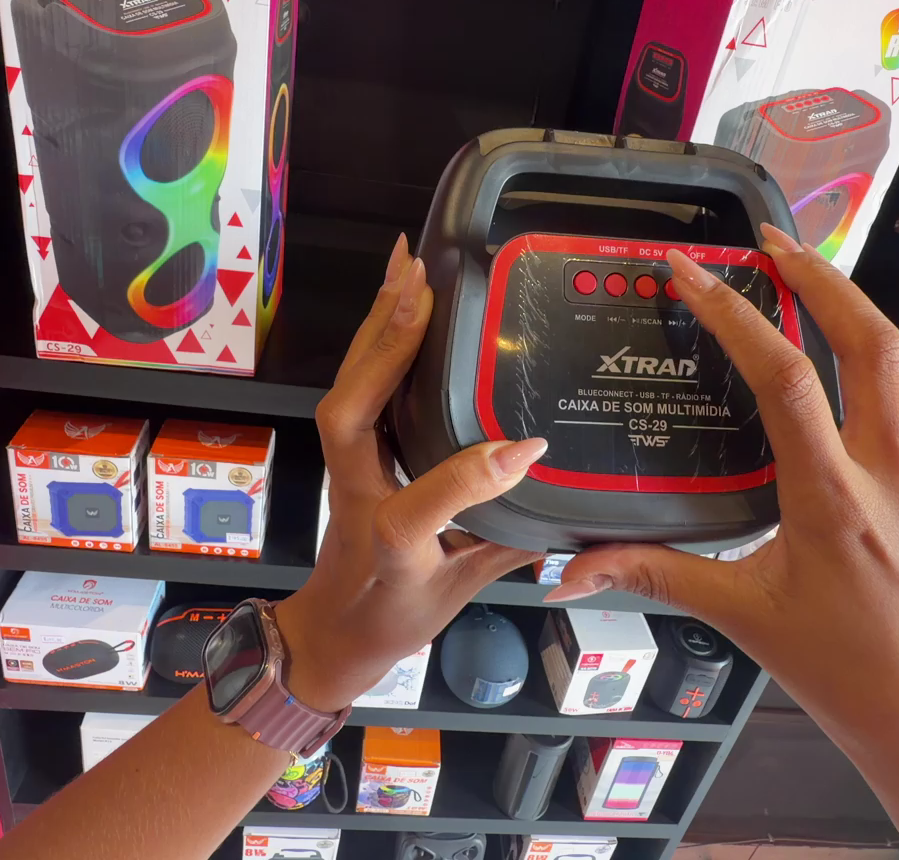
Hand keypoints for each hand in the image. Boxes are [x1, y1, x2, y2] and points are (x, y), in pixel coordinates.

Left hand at [273, 235, 544, 711]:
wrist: (330, 631)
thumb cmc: (391, 617)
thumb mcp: (455, 594)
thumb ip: (509, 546)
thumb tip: (568, 509)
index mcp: (388, 542)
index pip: (418, 506)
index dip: (468, 478)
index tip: (526, 449)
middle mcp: (358, 491)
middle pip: (351, 411)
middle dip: (385, 340)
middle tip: (416, 275)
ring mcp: (347, 465)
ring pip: (347, 388)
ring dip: (374, 325)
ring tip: (402, 268)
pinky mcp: (350, 449)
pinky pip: (356, 388)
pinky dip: (373, 341)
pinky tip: (395, 306)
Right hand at [548, 224, 898, 859]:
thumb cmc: (854, 681)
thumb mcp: (743, 619)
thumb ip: (654, 575)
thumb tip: (576, 567)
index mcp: (836, 500)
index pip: (784, 377)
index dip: (733, 313)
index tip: (692, 273)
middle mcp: (892, 474)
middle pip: (872, 343)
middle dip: (820, 278)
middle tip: (769, 241)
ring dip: (853, 308)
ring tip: (803, 275)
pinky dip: (872, 354)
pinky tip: (838, 359)